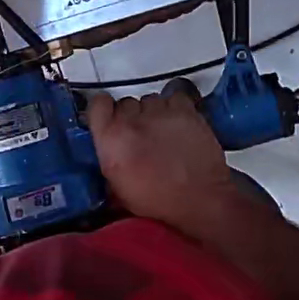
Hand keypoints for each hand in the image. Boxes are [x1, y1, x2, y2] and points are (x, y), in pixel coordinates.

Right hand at [84, 83, 268, 243]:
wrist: (200, 202)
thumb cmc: (157, 202)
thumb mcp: (119, 188)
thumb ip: (109, 158)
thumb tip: (109, 147)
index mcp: (111, 139)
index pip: (98, 103)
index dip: (105, 110)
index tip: (112, 120)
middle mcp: (131, 120)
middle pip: (126, 102)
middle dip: (132, 116)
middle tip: (143, 135)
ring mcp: (159, 112)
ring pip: (150, 99)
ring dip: (154, 113)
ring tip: (164, 132)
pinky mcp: (185, 109)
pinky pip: (175, 97)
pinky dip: (176, 108)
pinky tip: (180, 124)